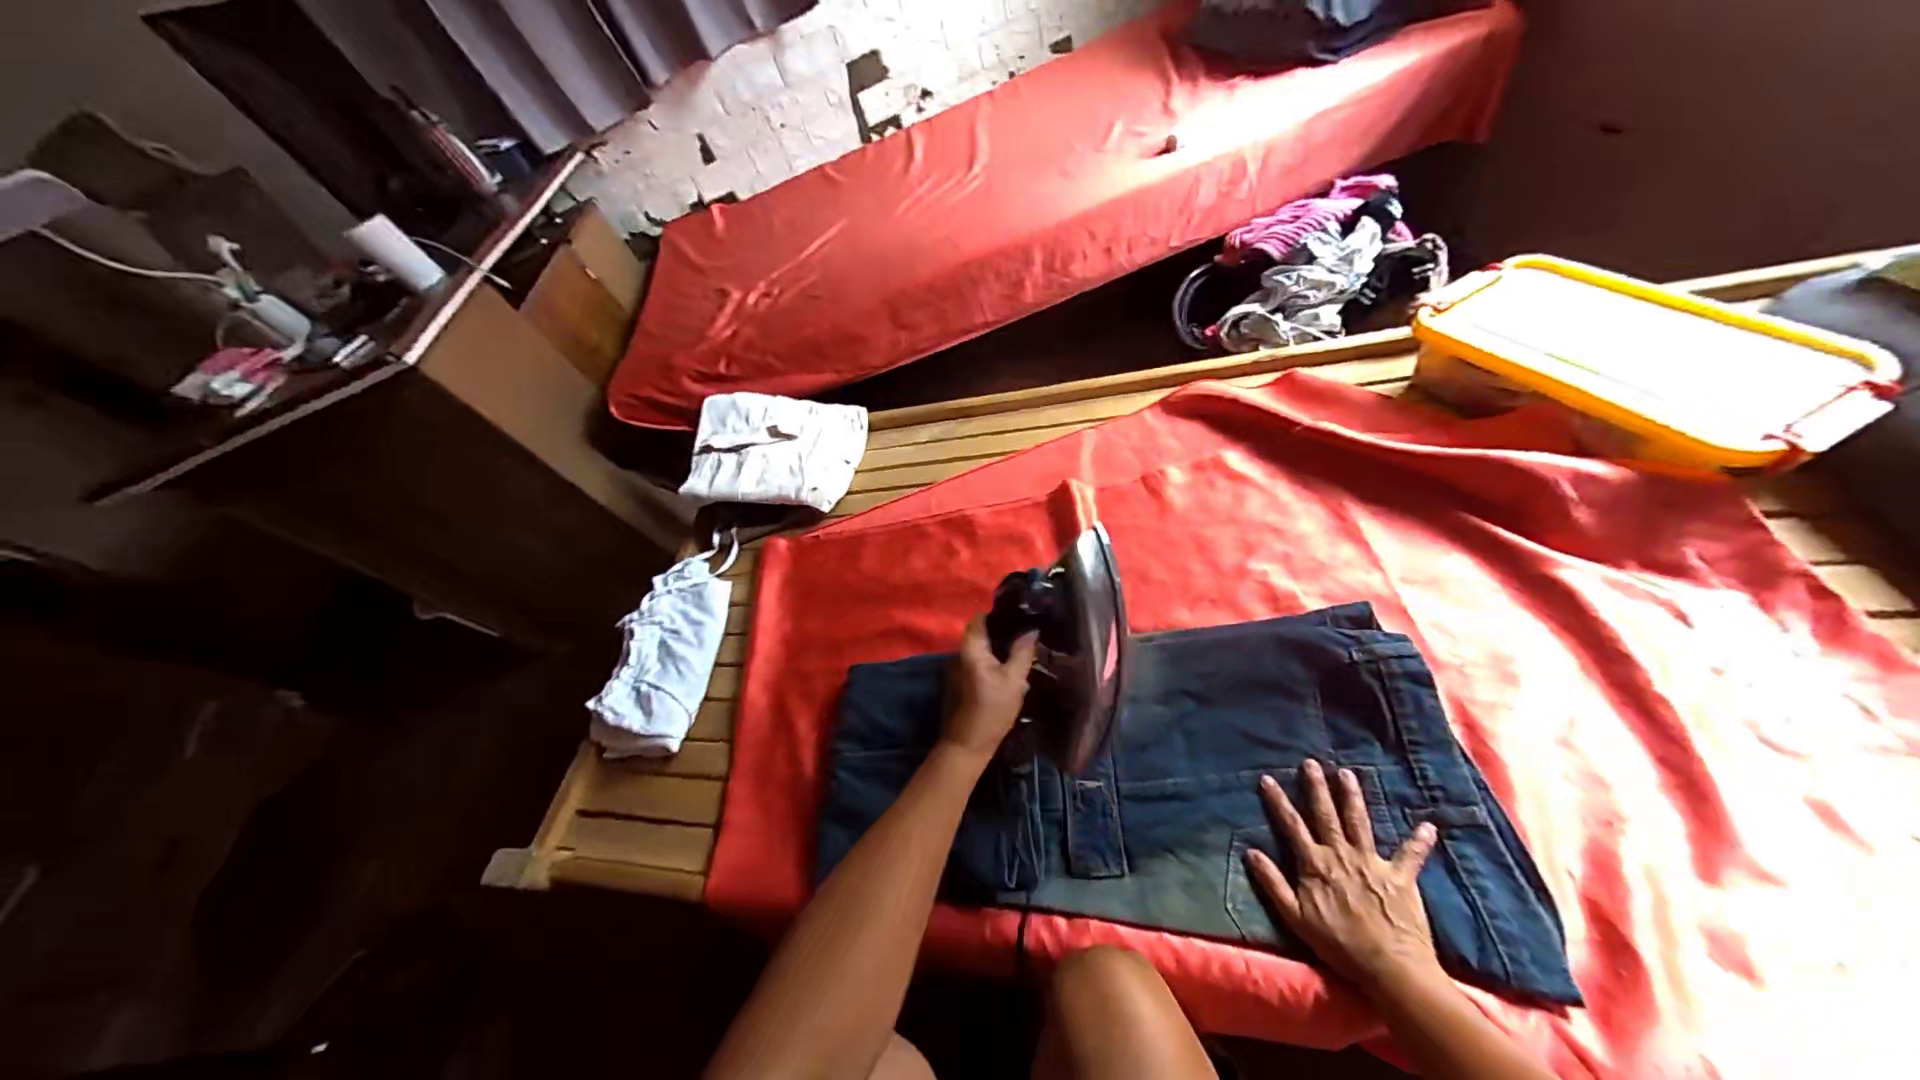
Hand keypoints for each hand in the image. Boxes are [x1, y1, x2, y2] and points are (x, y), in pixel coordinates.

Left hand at [942, 614, 1037, 759]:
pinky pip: (977, 662)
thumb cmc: (992, 711)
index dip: (998, 614)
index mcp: (970, 649)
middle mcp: (959, 653)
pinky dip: (992, 662)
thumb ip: (1022, 653)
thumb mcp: (1014, 681)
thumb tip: (1031, 630)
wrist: (968, 744)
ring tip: (1021, 651)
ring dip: (998, 649)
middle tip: (1026, 635)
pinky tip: (1010, 669)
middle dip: (1001, 632)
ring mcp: (958, 667)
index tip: (1019, 617)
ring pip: (980, 649)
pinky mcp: (961, 680)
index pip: (979, 618)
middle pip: (979, 633)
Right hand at [1245, 759, 1442, 994]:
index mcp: (1315, 864)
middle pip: (1326, 815)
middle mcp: (1342, 856)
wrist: (1391, 969)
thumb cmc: (1339, 944)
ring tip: (1347, 774)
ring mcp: (1373, 864)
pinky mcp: (1401, 878)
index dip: (1278, 801)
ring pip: (1359, 822)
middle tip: (1311, 763)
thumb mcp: (1295, 917)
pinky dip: (1420, 841)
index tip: (1268, 778)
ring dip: (1353, 797)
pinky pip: (1412, 856)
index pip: (1292, 825)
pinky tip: (1429, 826)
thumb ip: (1272, 883)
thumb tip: (1251, 852)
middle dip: (1317, 787)